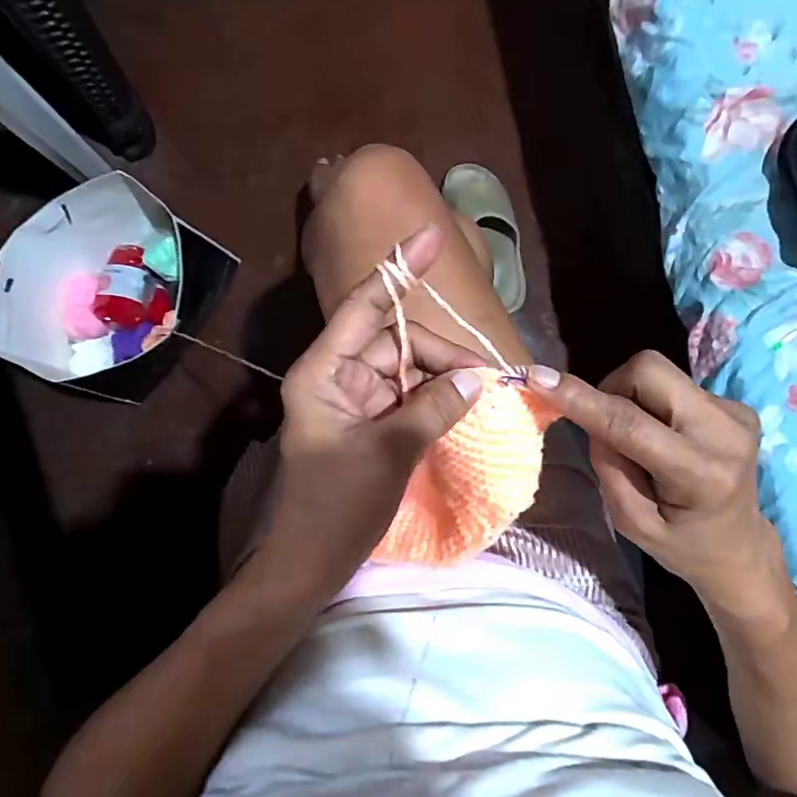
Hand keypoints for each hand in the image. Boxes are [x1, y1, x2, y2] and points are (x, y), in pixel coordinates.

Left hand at [265, 223, 485, 587]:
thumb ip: (434, 407)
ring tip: (481, 390)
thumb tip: (477, 377)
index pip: (363, 306)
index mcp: (323, 372)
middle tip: (486, 375)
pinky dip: (431, 397)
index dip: (399, 271)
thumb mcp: (391, 452)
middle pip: (393, 340)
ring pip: (403, 368)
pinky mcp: (364, 421)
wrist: (310, 561)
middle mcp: (334, 375)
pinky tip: (462, 402)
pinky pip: (403, 394)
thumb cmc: (338, 506)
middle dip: (439, 351)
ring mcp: (350, 398)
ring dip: (440, 376)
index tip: (432, 235)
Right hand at [525, 351, 791, 620]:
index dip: (580, 398)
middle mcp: (726, 432)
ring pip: (658, 372)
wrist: (739, 546)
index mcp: (700, 474)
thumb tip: (585, 408)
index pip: (628, 422)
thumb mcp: (630, 520)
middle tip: (604, 424)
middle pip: (649, 371)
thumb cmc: (679, 544)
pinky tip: (663, 436)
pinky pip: (672, 384)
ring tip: (638, 438)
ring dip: (631, 397)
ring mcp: (736, 412)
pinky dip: (651, 403)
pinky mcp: (735, 404)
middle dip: (612, 387)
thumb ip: (608, 463)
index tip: (538, 378)